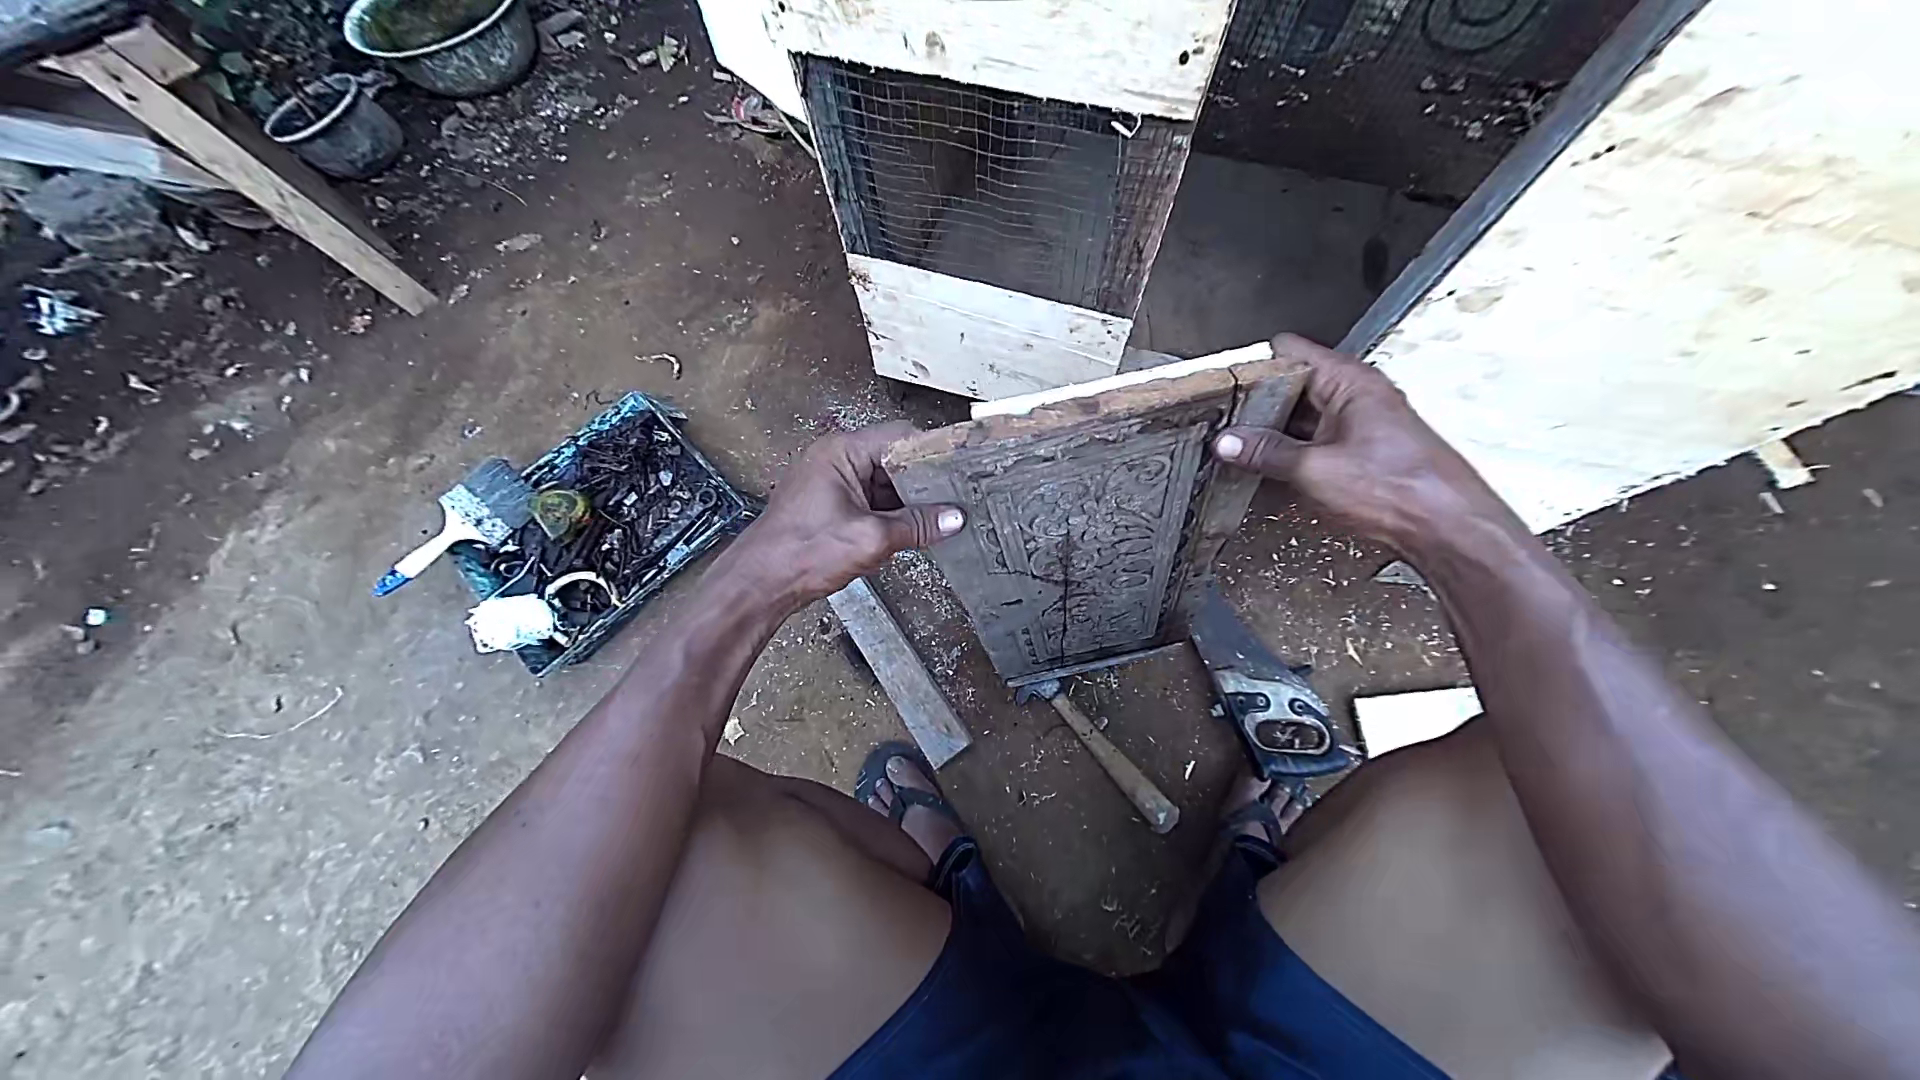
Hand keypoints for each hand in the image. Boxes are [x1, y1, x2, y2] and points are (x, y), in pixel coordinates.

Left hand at [727, 424, 964, 606]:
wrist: (761, 584)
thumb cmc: (799, 553)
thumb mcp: (871, 538)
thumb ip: (917, 525)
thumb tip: (953, 518)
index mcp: (842, 452)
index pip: (900, 437)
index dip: (932, 454)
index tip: (959, 470)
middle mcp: (837, 460)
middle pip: (895, 460)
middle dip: (923, 484)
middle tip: (955, 500)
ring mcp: (834, 483)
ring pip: (886, 484)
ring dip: (908, 503)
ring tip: (938, 520)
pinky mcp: (833, 506)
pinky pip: (873, 502)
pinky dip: (892, 516)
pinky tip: (912, 532)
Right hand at [1211, 334, 1524, 551]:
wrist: (1447, 529)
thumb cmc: (1399, 488)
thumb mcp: (1314, 469)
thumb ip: (1265, 452)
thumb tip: (1227, 442)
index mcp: (1348, 382)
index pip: (1287, 351)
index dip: (1251, 365)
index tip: (1220, 387)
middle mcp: (1354, 395)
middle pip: (1290, 385)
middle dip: (1254, 404)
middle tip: (1218, 423)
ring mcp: (1356, 423)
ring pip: (1299, 416)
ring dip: (1269, 432)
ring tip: (1235, 449)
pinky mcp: (1358, 451)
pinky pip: (1311, 441)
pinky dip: (1287, 452)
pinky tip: (1264, 470)